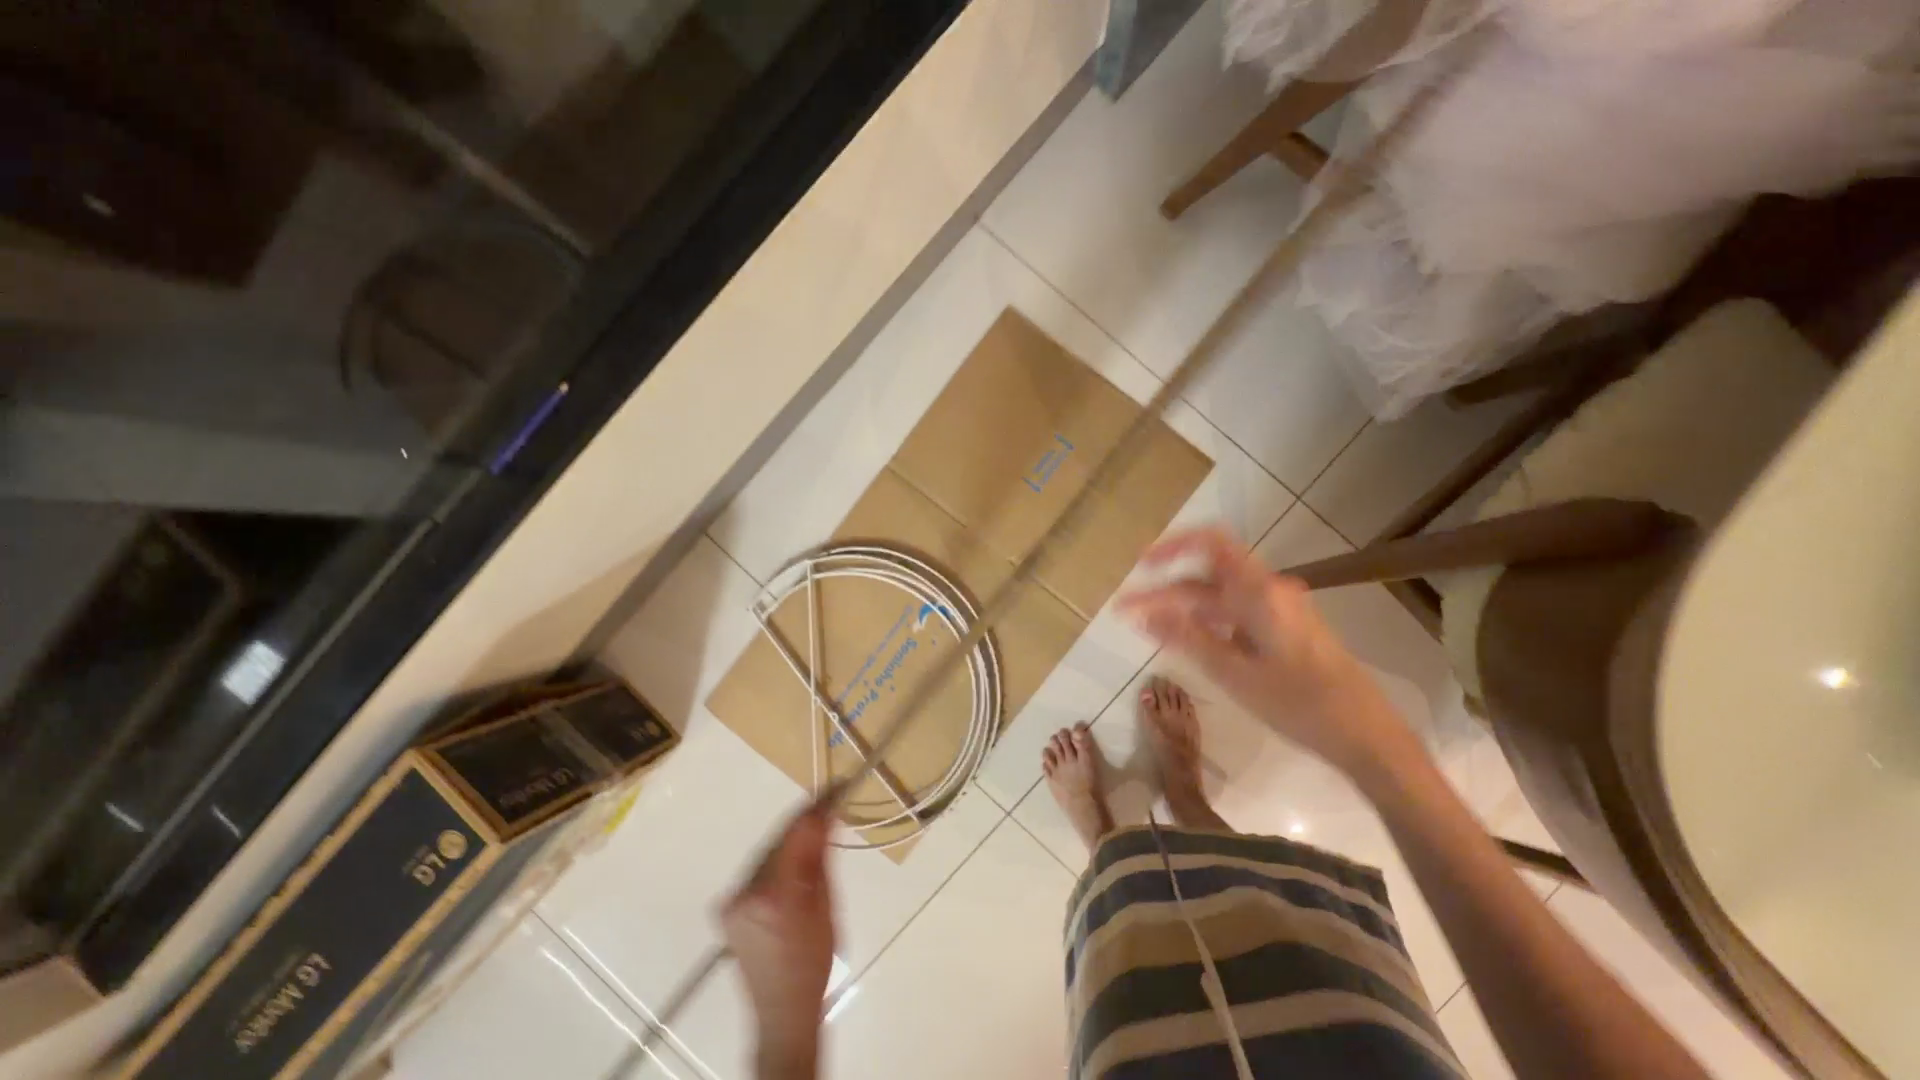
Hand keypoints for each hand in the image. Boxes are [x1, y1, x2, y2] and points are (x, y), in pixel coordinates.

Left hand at [719, 806, 836, 1072]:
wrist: (780, 1010)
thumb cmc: (814, 963)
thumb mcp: (828, 910)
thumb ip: (820, 861)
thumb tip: (826, 820)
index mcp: (775, 895)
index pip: (797, 836)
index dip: (816, 810)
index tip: (836, 789)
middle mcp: (745, 891)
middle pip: (778, 841)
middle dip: (803, 823)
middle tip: (828, 805)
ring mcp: (731, 899)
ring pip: (766, 854)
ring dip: (789, 842)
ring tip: (814, 831)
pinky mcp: (725, 906)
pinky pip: (756, 871)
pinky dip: (776, 862)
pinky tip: (793, 860)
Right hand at [1118, 527, 1413, 775]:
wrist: (1366, 734)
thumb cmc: (1300, 704)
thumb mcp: (1235, 674)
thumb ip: (1187, 638)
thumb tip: (1142, 611)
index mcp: (1260, 592)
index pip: (1210, 543)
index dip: (1172, 546)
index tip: (1139, 566)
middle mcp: (1272, 590)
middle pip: (1211, 574)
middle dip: (1168, 589)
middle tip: (1130, 614)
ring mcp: (1283, 610)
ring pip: (1224, 596)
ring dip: (1187, 607)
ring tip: (1152, 629)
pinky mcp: (1288, 629)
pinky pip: (1239, 612)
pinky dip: (1210, 621)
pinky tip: (1193, 644)